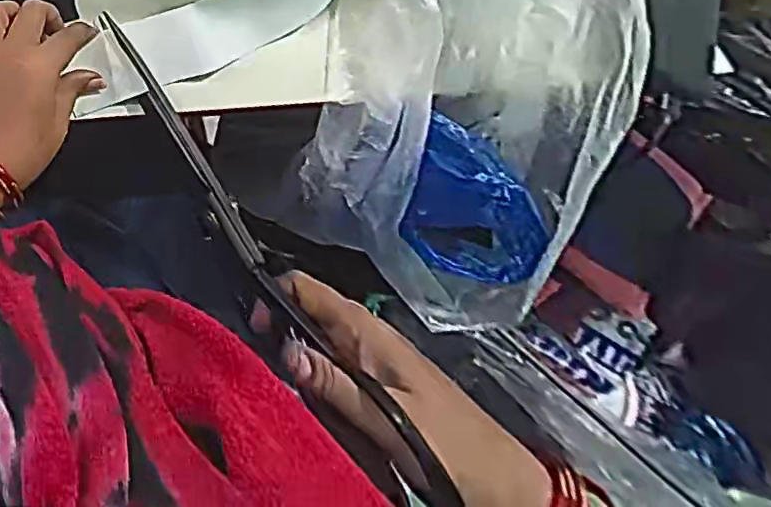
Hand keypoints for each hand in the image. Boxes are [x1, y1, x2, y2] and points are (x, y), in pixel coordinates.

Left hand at [0, 0, 102, 188]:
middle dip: (50, 14)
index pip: (69, 35)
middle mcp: (11, 52)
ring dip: (13, 12)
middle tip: (57, 32)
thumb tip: (89, 79)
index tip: (86, 33)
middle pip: (32, 10)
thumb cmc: (19, 151)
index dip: (83, 31)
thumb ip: (72, 90)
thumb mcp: (58, 123)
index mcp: (40, 65)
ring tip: (24, 26)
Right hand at [278, 272, 551, 506]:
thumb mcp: (388, 418)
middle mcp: (366, 333)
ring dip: (300, 357)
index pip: (301, 285)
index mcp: (365, 329)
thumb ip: (334, 382)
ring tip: (295, 387)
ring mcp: (373, 356)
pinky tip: (318, 399)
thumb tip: (284, 350)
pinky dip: (318, 374)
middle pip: (304, 311)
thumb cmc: (455, 449)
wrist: (513, 488)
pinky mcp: (378, 379)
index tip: (257, 328)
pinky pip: (333, 363)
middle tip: (275, 368)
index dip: (271, 296)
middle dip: (282, 331)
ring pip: (316, 339)